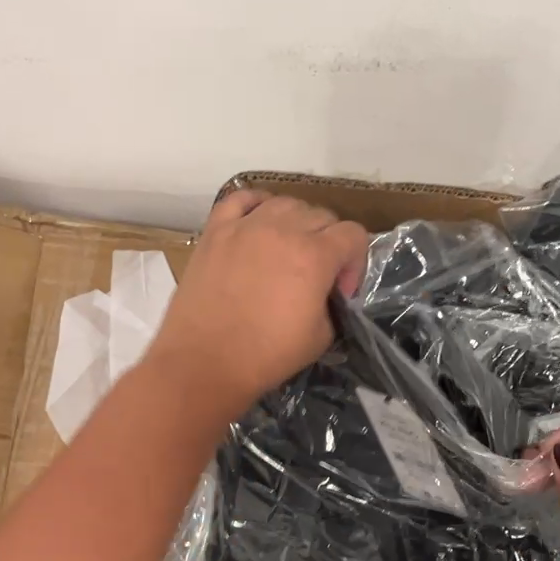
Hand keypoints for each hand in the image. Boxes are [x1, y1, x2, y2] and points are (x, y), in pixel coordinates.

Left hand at [148, 189, 368, 415]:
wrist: (204, 362)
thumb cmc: (267, 355)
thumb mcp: (322, 337)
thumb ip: (332, 304)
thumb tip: (325, 293)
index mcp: (314, 256)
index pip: (353, 234)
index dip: (355, 263)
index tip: (340, 291)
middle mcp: (282, 230)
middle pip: (321, 215)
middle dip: (329, 243)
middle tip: (317, 276)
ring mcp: (245, 225)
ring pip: (285, 203)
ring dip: (296, 223)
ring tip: (287, 251)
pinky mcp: (215, 231)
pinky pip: (241, 199)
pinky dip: (256, 206)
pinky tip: (258, 224)